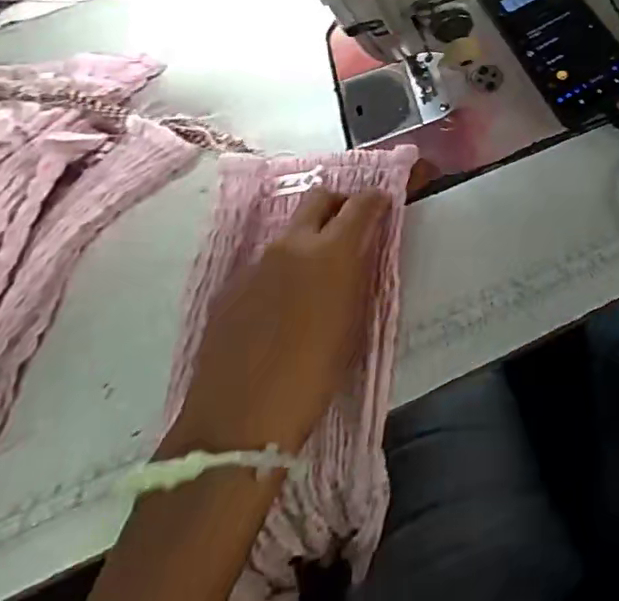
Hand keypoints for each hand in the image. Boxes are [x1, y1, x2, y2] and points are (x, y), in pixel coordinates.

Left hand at [168, 189, 390, 454]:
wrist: (239, 420)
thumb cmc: (314, 374)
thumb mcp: (354, 321)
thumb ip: (358, 275)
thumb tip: (363, 251)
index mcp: (330, 252)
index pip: (361, 203)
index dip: (378, 200)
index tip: (386, 206)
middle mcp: (291, 245)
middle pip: (320, 199)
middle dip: (341, 204)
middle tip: (354, 226)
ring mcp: (255, 264)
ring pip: (291, 230)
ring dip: (311, 237)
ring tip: (322, 273)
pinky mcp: (231, 287)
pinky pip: (266, 261)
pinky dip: (284, 267)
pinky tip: (287, 304)